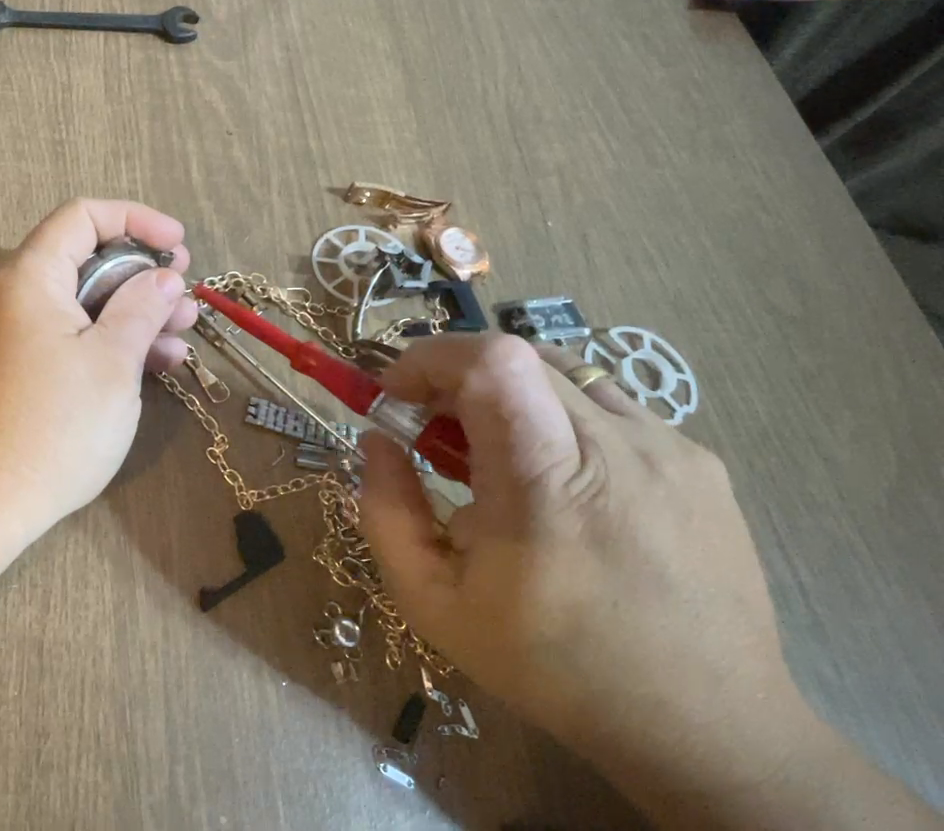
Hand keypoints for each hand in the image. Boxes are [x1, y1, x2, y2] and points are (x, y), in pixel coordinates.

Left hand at [0, 199, 199, 531]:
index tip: (180, 246)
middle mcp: (15, 295)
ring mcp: (14, 334)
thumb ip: (141, 307)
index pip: (82, 217)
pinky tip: (156, 364)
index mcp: (30, 277)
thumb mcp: (113, 360)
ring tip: (183, 334)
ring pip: (82, 302)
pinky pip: (68, 336)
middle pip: (84, 260)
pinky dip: (108, 341)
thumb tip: (163, 277)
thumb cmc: (56, 425)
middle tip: (186, 299)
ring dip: (133, 312)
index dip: (135, 219)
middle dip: (141, 275)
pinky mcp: (19, 367)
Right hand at [357, 335, 800, 777]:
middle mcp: (620, 447)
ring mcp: (672, 450)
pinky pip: (610, 408)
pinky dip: (559, 419)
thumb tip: (377, 441)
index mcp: (549, 482)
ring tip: (495, 455)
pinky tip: (559, 482)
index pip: (493, 361)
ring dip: (508, 393)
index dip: (431, 358)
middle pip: (520, 356)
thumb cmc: (552, 664)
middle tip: (433, 433)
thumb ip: (386, 510)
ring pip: (566, 374)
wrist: (704, 724)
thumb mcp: (432, 601)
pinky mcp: (702, 464)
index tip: (398, 398)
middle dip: (455, 378)